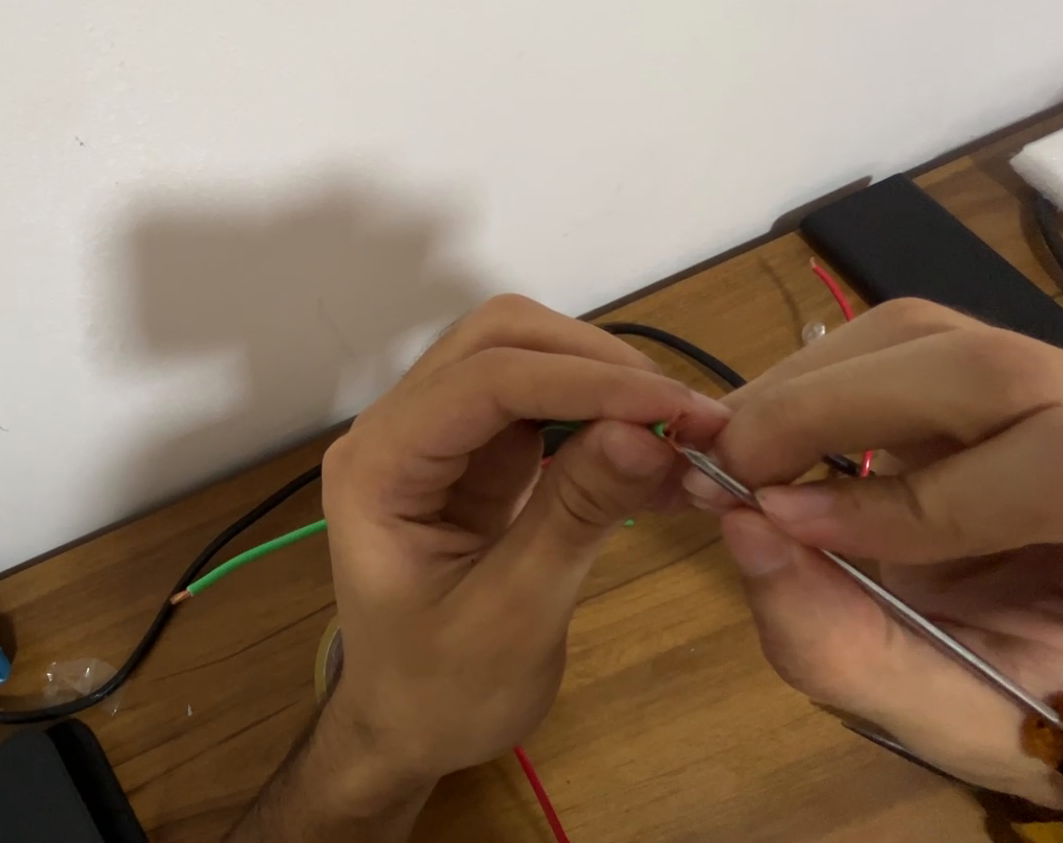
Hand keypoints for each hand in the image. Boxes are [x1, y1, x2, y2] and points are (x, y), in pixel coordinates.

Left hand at [320, 294, 727, 786]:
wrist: (402, 721)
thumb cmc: (439, 689)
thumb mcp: (513, 616)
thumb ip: (574, 515)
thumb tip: (647, 432)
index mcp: (378, 465)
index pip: (481, 381)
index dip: (584, 381)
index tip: (682, 411)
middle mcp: (393, 428)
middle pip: (493, 341)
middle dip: (592, 362)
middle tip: (685, 418)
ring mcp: (430, 433)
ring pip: (517, 358)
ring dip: (600, 381)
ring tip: (681, 434)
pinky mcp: (468, 452)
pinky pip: (534, 406)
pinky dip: (595, 415)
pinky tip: (654, 455)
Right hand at [694, 298, 1062, 807]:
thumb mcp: (969, 722)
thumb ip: (851, 649)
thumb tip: (740, 526)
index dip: (915, 497)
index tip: (789, 529)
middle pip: (976, 362)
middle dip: (815, 410)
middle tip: (726, 474)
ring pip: (914, 334)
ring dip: (795, 389)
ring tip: (740, 458)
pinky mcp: (995, 379)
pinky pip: (883, 349)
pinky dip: (804, 387)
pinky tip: (774, 442)